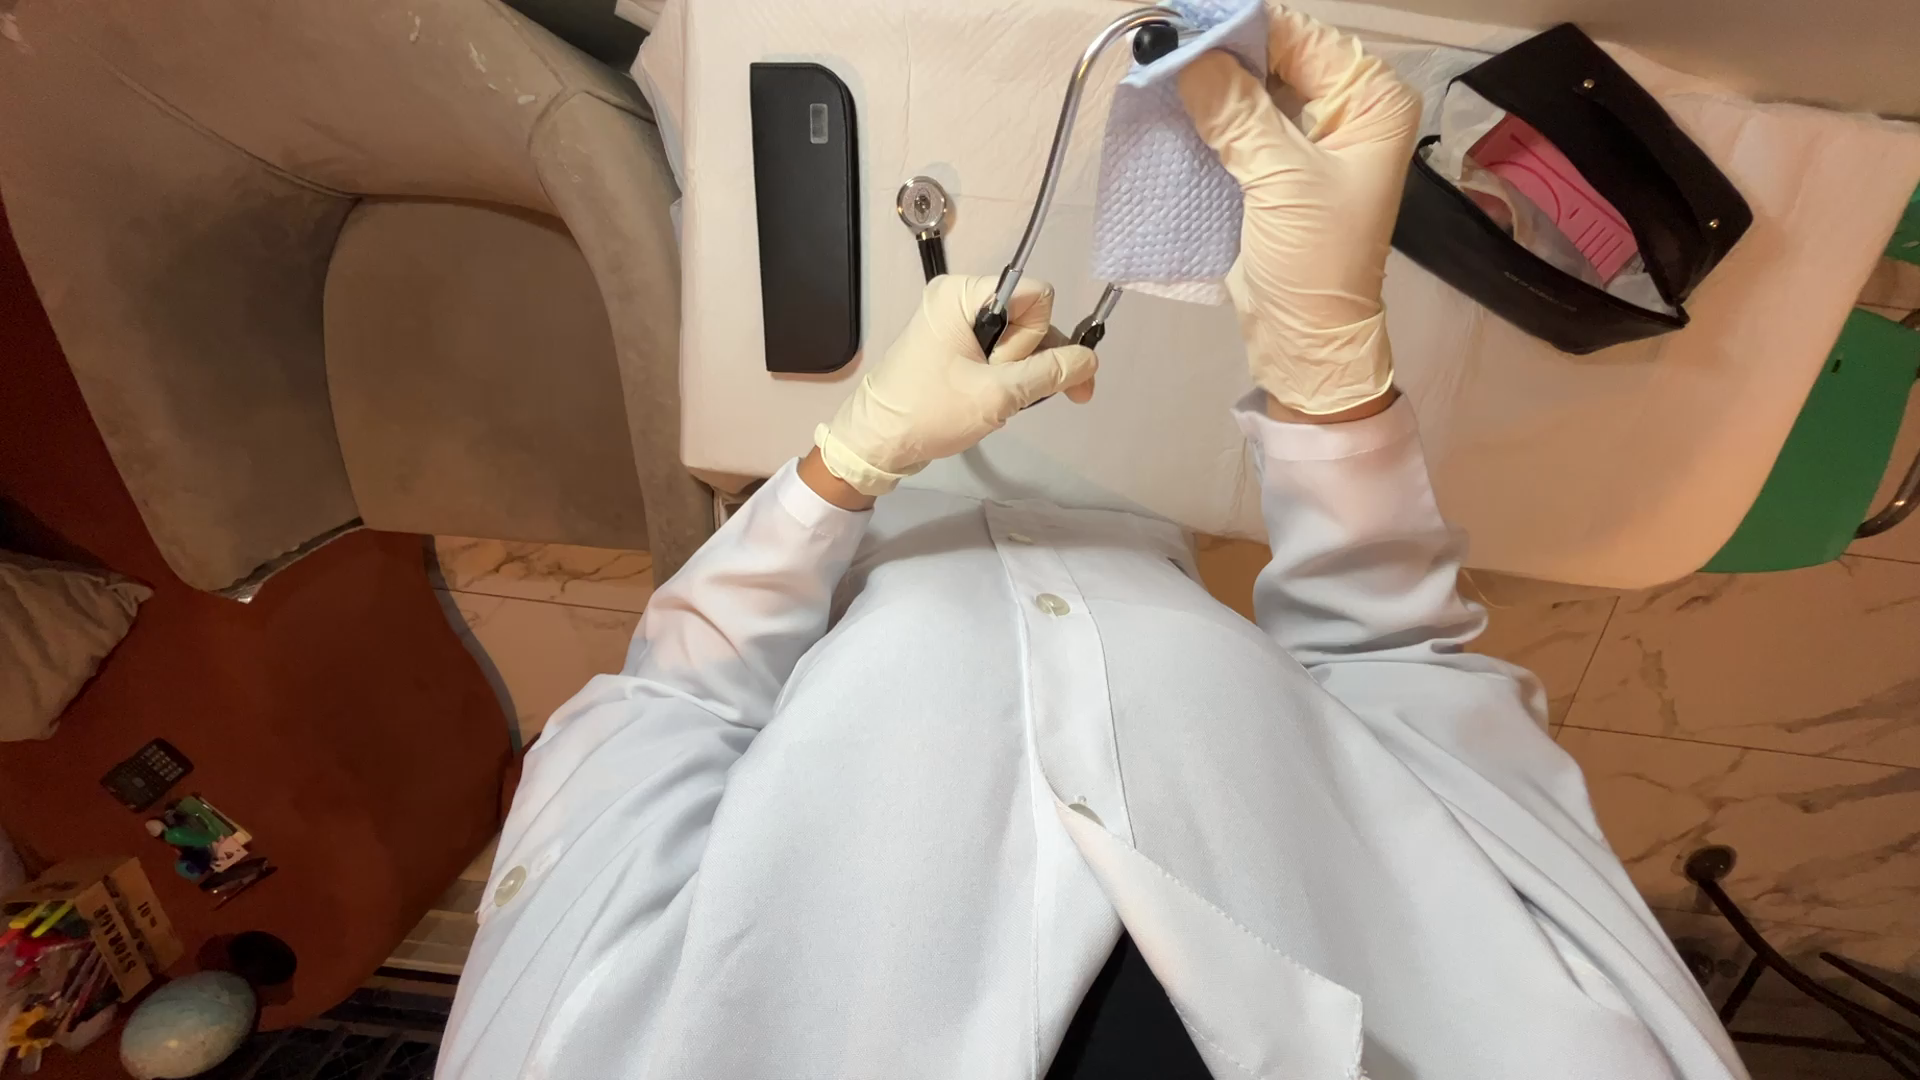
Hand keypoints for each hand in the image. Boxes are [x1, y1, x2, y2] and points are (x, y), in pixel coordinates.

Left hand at [813, 275, 1096, 496]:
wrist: (878, 444)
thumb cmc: (931, 413)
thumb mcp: (997, 395)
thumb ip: (1050, 374)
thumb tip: (1090, 360)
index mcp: (963, 294)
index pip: (1036, 295)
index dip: (1036, 336)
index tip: (1011, 369)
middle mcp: (961, 300)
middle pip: (1030, 319)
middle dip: (1031, 361)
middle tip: (1007, 396)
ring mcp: (957, 325)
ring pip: (1019, 341)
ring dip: (1021, 377)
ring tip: (999, 407)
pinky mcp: (956, 349)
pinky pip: (1001, 355)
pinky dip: (1007, 381)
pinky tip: (999, 404)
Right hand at [1178, 7, 1420, 415]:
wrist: (1302, 338)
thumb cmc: (1314, 261)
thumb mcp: (1282, 183)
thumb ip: (1240, 117)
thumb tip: (1191, 61)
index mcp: (1367, 103)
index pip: (1304, 40)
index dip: (1245, 31)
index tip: (1186, 28)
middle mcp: (1340, 114)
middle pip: (1276, 64)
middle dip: (1222, 61)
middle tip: (1163, 53)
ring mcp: (1304, 148)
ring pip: (1251, 100)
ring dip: (1209, 95)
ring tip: (1159, 81)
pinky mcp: (1271, 179)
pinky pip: (1237, 137)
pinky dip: (1207, 130)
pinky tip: (1173, 120)